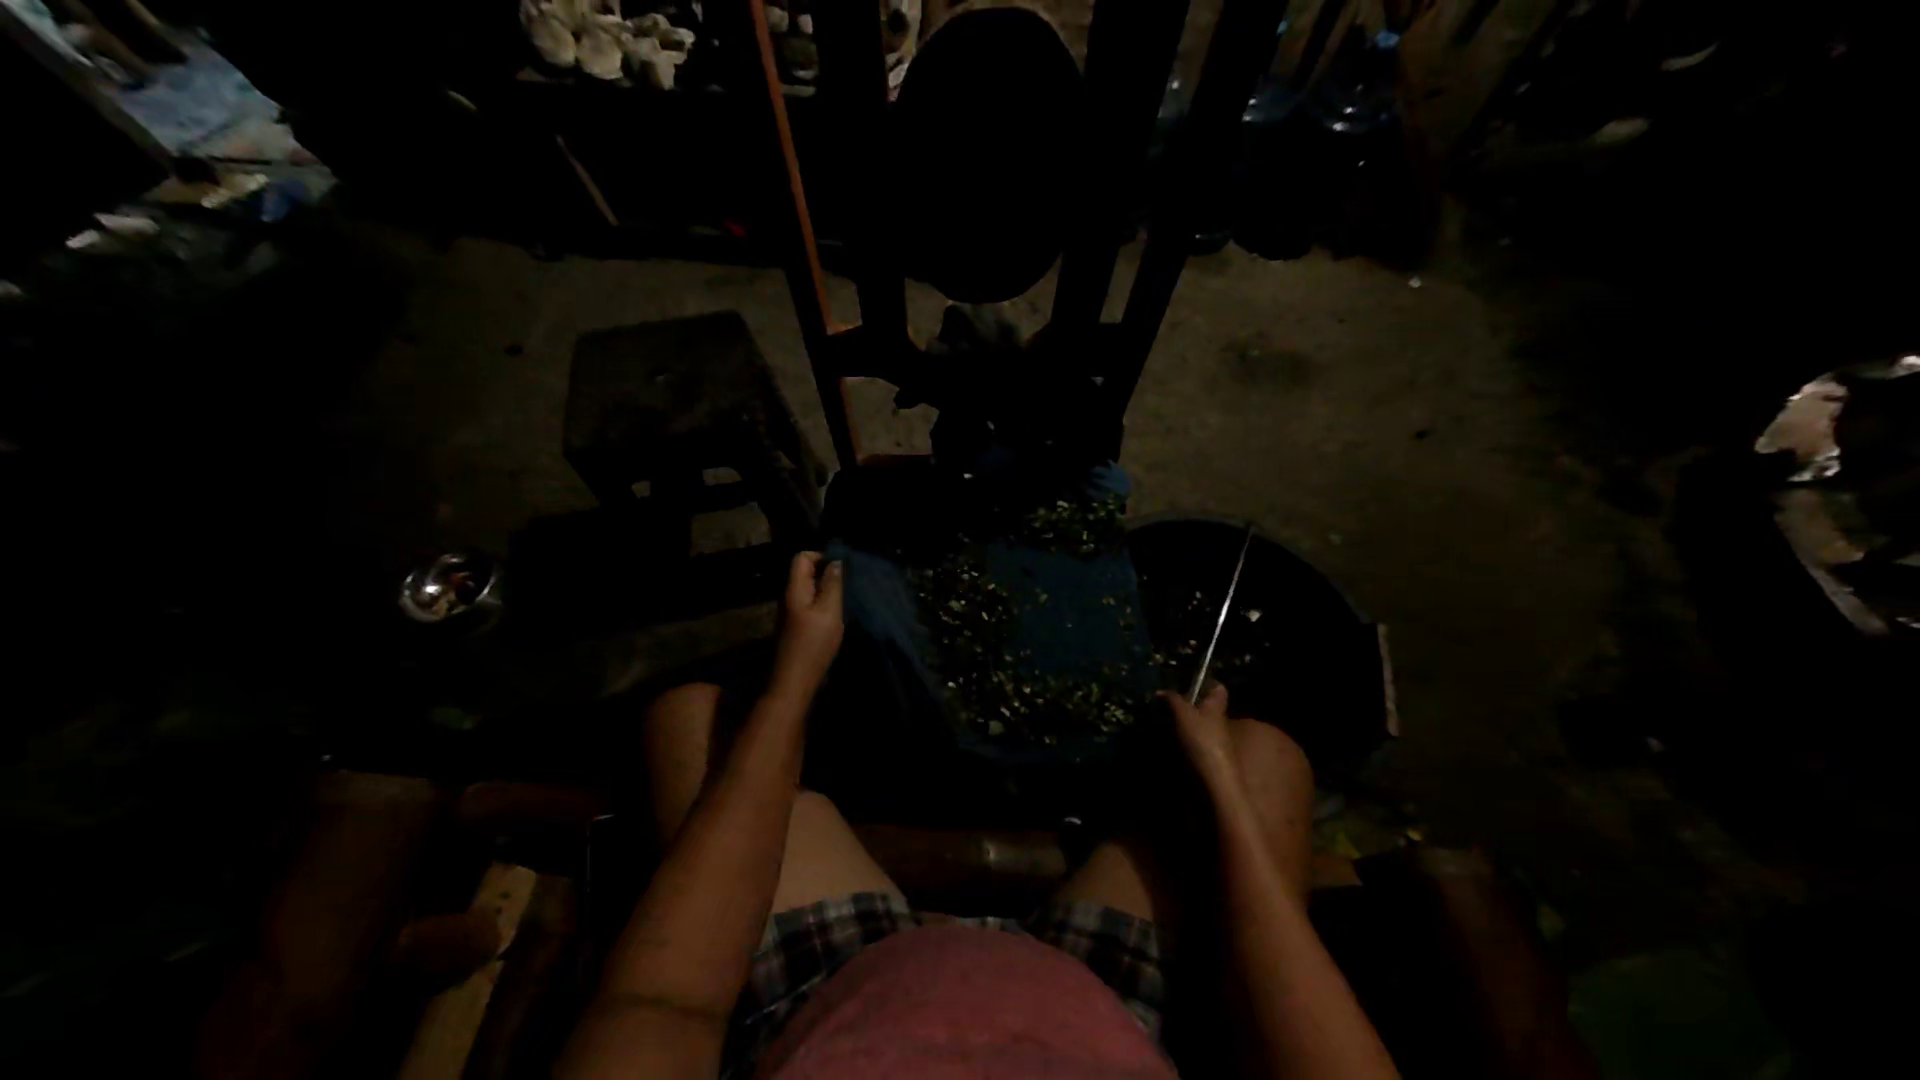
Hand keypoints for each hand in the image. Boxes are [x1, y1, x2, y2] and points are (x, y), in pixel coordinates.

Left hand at [773, 551, 843, 690]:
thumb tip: (836, 562)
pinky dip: (824, 605)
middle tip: (848, 585)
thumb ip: (832, 585)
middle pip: (805, 572)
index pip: (802, 557)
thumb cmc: (814, 645)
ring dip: (827, 590)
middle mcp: (789, 597)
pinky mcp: (796, 626)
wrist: (794, 681)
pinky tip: (836, 617)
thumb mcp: (829, 611)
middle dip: (827, 573)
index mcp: (794, 589)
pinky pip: (810, 604)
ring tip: (846, 600)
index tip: (842, 570)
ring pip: (809, 589)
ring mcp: (791, 612)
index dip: (822, 556)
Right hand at [1161, 684, 1241, 799]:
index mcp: (1217, 706)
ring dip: (1184, 721)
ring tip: (1162, 718)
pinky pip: (1195, 739)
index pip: (1218, 688)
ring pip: (1199, 723)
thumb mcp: (1183, 714)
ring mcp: (1215, 738)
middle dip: (1189, 702)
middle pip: (1206, 706)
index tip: (1188, 681)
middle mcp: (1219, 720)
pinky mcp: (1208, 754)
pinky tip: (1169, 738)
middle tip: (1167, 700)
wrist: (1214, 778)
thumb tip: (1161, 690)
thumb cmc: (1203, 739)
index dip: (1206, 682)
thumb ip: (1173, 700)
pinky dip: (1183, 737)